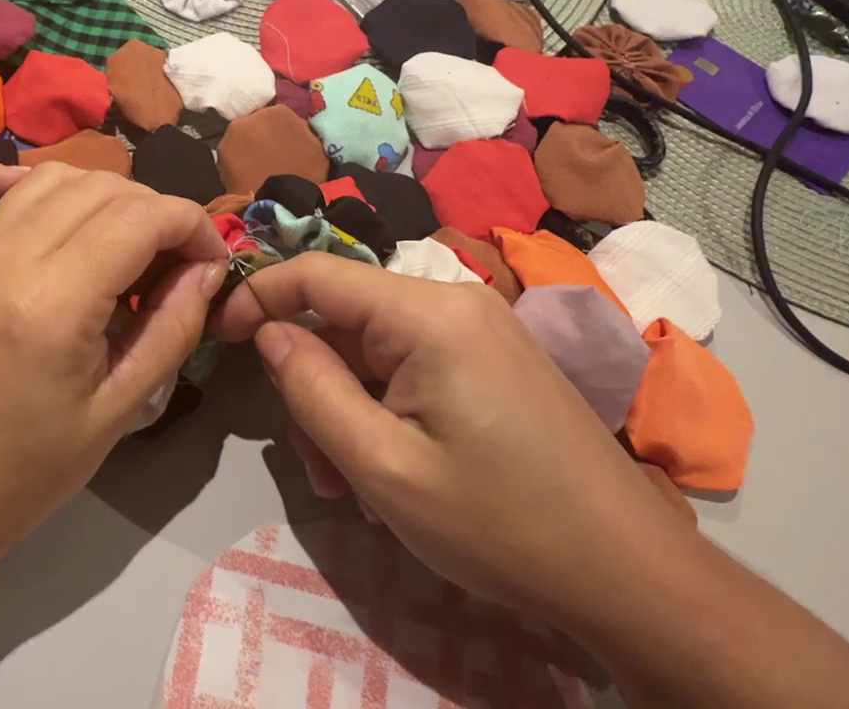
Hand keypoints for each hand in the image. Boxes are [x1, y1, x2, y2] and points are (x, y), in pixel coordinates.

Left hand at [0, 161, 229, 564]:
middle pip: (101, 188)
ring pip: (48, 178)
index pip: (142, 218)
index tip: (211, 260)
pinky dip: (2, 176)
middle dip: (155, 211)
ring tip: (122, 242)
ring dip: (100, 194)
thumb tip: (206, 268)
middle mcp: (7, 258)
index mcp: (54, 302)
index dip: (192, 226)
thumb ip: (171, 329)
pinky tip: (35, 197)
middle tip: (173, 261)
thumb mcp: (121, 409)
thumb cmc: (33, 465)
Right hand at [211, 252, 695, 629]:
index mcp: (428, 314)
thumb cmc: (500, 524)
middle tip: (313, 465)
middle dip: (311, 382)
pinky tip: (390, 469)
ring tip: (352, 484)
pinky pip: (410, 366)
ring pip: (373, 348)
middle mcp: (454, 302)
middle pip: (344, 318)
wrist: (630, 576)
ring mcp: (478, 330)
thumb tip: (268, 333)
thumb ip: (312, 390)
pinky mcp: (491, 360)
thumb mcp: (383, 467)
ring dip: (345, 406)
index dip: (258, 295)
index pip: (317, 273)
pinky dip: (382, 408)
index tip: (218, 335)